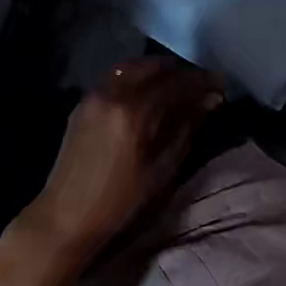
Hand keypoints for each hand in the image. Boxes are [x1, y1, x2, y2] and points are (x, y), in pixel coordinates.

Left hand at [12, 58, 221, 269]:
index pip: (173, 84)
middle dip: (177, 73)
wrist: (65, 216)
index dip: (199, 81)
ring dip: (154, 72)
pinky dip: (134, 79)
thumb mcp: (160, 169)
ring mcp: (91, 96)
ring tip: (175, 86)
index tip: (219, 84)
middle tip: (199, 84)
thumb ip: (184, 128)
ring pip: (129, 69)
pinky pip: (113, 79)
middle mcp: (109, 94)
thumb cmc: (118, 202)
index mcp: (131, 111)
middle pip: (150, 68)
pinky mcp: (81, 105)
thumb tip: (209, 100)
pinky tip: (147, 94)